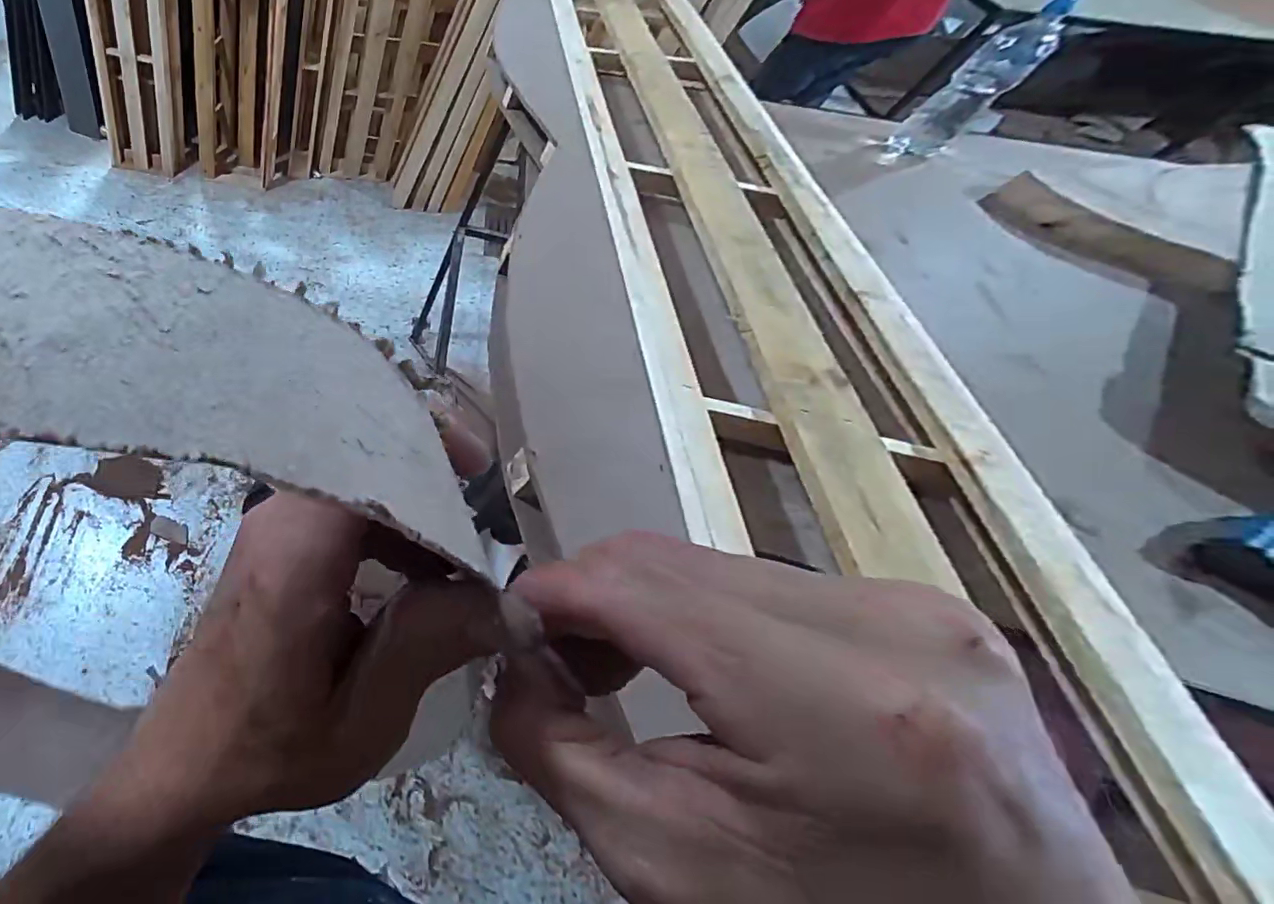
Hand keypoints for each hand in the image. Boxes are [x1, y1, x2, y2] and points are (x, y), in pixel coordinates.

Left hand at [0, 415, 504, 902]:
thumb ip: (430, 643)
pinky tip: (419, 565)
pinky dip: (385, 518)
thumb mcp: (362, 718)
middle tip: (481, 506)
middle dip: (426, 470)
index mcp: (295, 555)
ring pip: (353, 478)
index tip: (479, 470)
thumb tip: (508, 600)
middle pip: (360, 459)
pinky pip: (339, 501)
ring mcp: (272, 522)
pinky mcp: (274, 536)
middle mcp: (278, 518)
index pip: (364, 462)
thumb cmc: (269, 747)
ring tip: (460, 546)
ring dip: (409, 499)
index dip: (424, 450)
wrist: (188, 755)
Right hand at [490, 532, 1131, 903]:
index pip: (638, 587)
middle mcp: (890, 625)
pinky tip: (693, 662)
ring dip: (638, 603)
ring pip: (704, 562)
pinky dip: (695, 608)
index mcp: (840, 705)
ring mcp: (917, 605)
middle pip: (667, 562)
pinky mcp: (920, 604)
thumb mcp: (668, 865)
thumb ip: (555, 750)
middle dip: (587, 599)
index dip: (551, 593)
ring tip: (616, 665)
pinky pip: (755, 578)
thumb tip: (511, 662)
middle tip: (555, 661)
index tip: (506, 626)